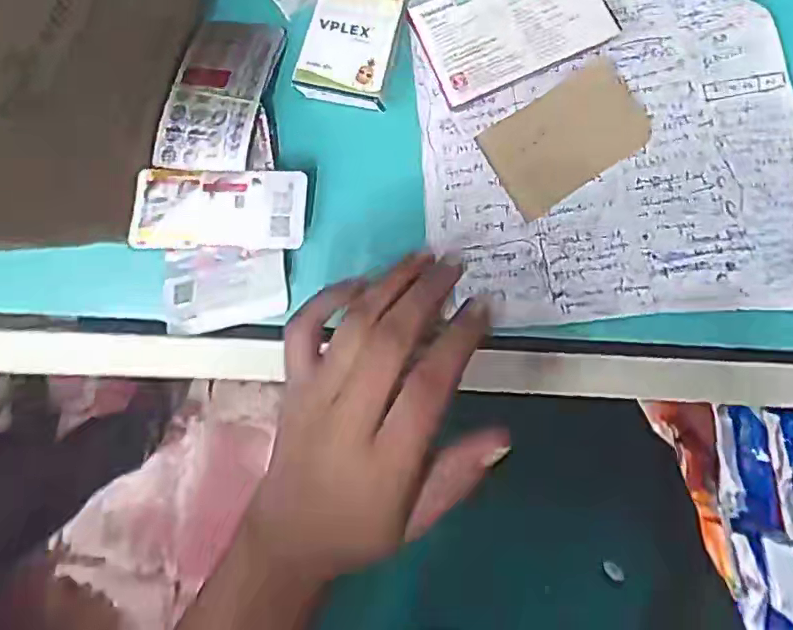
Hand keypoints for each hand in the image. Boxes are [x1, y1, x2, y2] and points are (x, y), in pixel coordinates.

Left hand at [243, 254, 507, 584]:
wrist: (288, 536)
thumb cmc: (362, 526)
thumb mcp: (419, 519)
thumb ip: (458, 474)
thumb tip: (504, 434)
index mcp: (384, 461)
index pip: (426, 387)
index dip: (458, 341)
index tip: (482, 307)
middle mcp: (346, 418)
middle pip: (387, 342)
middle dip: (425, 296)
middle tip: (455, 266)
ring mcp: (313, 393)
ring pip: (352, 326)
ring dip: (389, 283)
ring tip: (422, 256)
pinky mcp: (292, 380)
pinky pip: (303, 328)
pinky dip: (328, 296)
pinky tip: (361, 280)